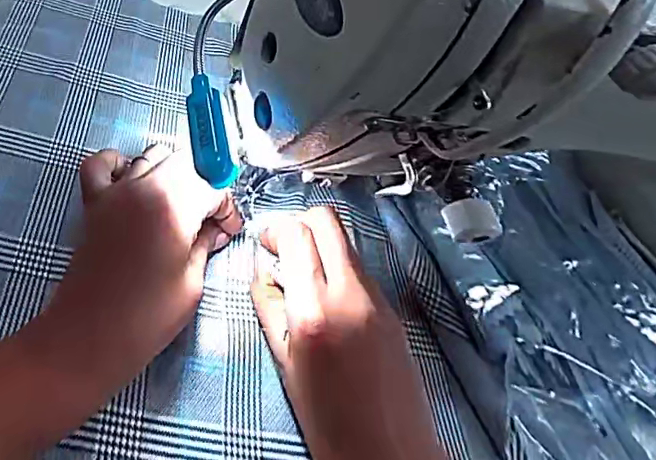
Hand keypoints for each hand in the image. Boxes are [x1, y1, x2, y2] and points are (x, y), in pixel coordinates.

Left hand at [35, 144, 240, 386]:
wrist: (91, 334)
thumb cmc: (146, 317)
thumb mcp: (191, 283)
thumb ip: (204, 244)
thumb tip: (215, 228)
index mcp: (173, 206)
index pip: (211, 185)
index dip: (225, 206)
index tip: (227, 227)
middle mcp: (143, 187)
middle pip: (183, 163)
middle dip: (201, 186)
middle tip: (208, 220)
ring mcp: (115, 190)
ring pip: (150, 156)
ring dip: (169, 174)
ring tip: (177, 207)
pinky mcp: (93, 200)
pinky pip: (102, 162)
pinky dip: (117, 163)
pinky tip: (130, 183)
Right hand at [252, 206, 447, 459]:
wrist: (391, 458)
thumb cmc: (329, 421)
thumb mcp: (284, 360)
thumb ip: (268, 304)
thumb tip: (263, 269)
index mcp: (315, 311)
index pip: (296, 232)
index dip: (275, 230)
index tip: (267, 246)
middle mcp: (350, 296)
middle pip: (325, 220)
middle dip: (299, 224)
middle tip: (285, 249)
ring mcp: (378, 301)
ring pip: (344, 241)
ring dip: (319, 245)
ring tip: (305, 278)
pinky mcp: (393, 311)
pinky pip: (359, 268)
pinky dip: (337, 268)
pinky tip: (328, 300)